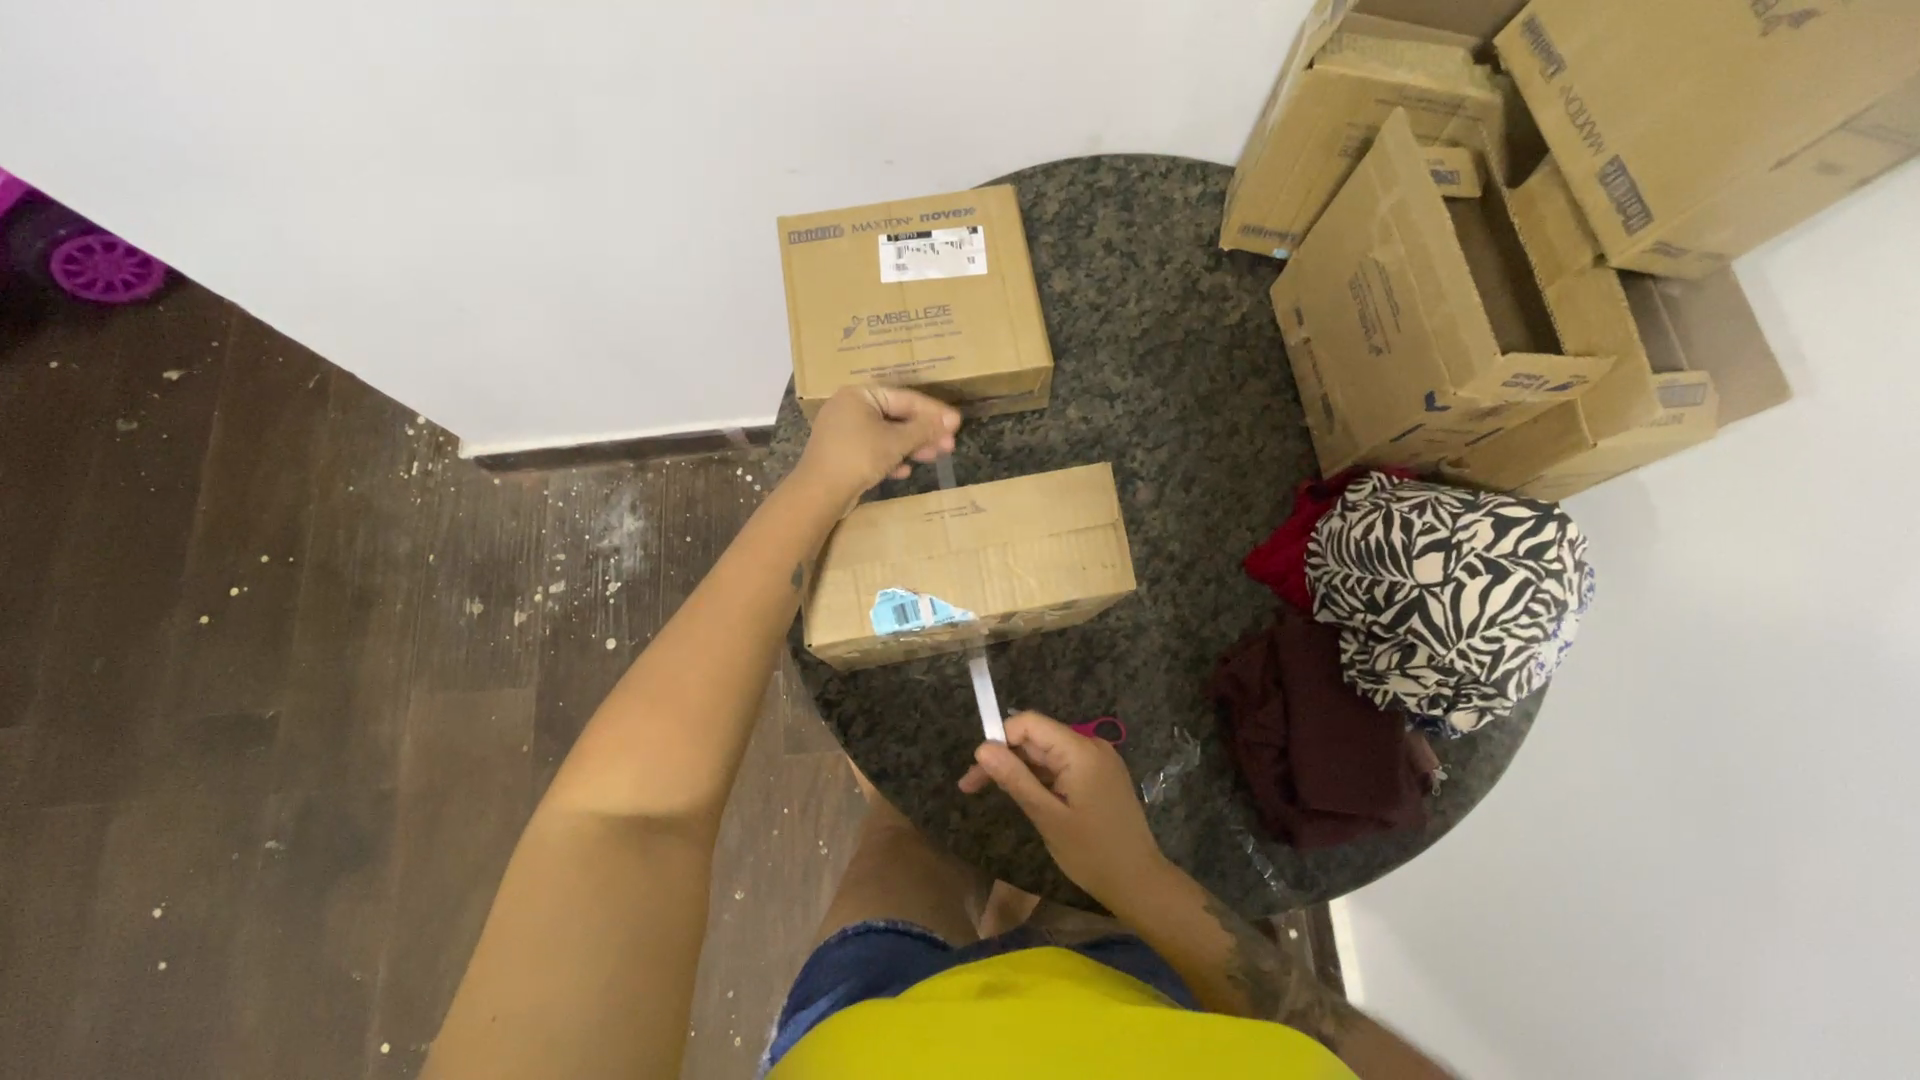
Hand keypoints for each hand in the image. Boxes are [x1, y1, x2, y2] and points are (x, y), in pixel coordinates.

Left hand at [793, 386, 959, 506]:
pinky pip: (873, 450)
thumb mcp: (896, 442)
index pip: (905, 398)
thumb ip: (924, 429)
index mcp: (859, 395)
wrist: (819, 493)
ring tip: (935, 457)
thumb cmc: (858, 457)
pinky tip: (905, 471)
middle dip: (923, 432)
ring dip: (911, 446)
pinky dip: (890, 458)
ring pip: (886, 435)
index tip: (957, 422)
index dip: (933, 411)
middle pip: (896, 417)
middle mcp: (850, 407)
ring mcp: (844, 431)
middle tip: (949, 444)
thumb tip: (951, 420)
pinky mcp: (842, 453)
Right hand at [959, 711, 1169, 907]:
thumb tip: (982, 749)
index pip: (1029, 723)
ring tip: (988, 792)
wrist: (1139, 882)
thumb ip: (1015, 779)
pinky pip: (1062, 765)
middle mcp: (1091, 746)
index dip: (999, 738)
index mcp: (1081, 751)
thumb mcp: (1047, 816)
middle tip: (970, 786)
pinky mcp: (1100, 776)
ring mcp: (1098, 761)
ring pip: (1047, 753)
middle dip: (1003, 757)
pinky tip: (1022, 795)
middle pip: (1037, 738)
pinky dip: (1039, 778)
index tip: (977, 768)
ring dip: (1018, 769)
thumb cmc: (1092, 853)